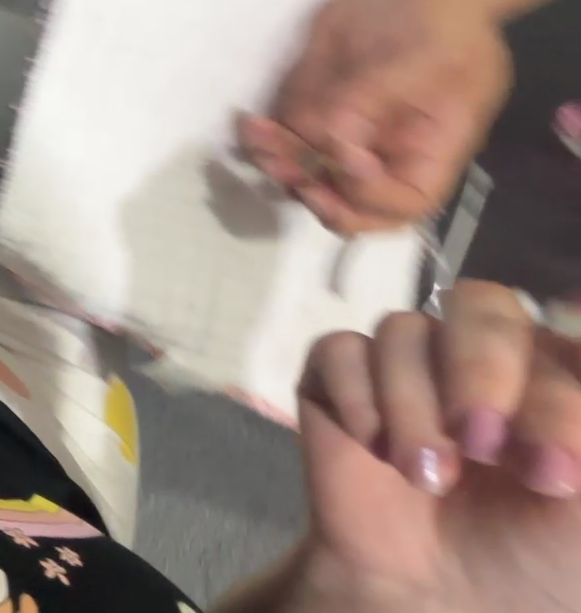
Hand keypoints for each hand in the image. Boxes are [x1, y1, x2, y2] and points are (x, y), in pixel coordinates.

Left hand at [239, 0, 511, 234]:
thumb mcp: (419, 59)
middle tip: (289, 171)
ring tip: (257, 133)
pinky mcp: (305, 112)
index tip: (344, 164)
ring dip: (274, 163)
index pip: (406, 202)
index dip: (371, 197)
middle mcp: (381, 152)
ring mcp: (338, 135)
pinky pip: (276, 141)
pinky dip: (258, 140)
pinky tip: (248, 123)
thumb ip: (372, 103)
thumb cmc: (433, 23)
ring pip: (301, 172)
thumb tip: (330, 140)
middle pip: (348, 203)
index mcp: (429, 149)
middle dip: (314, 195)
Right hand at [277, 281, 580, 612]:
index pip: (561, 338)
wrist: (436, 585)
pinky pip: (339, 349)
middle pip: (479, 304)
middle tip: (481, 443)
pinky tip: (372, 446)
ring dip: (414, 410)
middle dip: (479, 371)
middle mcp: (478, 357)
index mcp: (553, 378)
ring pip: (402, 331)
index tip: (550, 475)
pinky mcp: (333, 371)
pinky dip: (358, 400)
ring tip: (425, 475)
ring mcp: (401, 360)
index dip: (552, 395)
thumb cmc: (540, 556)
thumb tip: (580, 316)